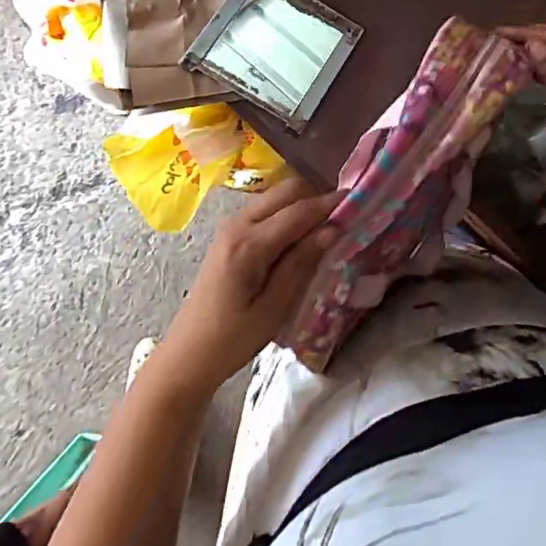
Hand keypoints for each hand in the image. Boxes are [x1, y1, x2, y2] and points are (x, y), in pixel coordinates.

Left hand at [153, 178, 341, 397]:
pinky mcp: (229, 235)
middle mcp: (238, 225)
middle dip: (316, 197)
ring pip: (275, 197)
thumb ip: (300, 264)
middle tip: (342, 217)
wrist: (187, 354)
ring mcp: (231, 227)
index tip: (358, 201)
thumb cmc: (232, 340)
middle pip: (285, 191)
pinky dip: (287, 213)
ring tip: (326, 228)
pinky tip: (300, 237)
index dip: (329, 204)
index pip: (297, 211)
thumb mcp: (273, 309)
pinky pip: (265, 210)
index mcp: (248, 245)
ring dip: (301, 204)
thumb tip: (331, 230)